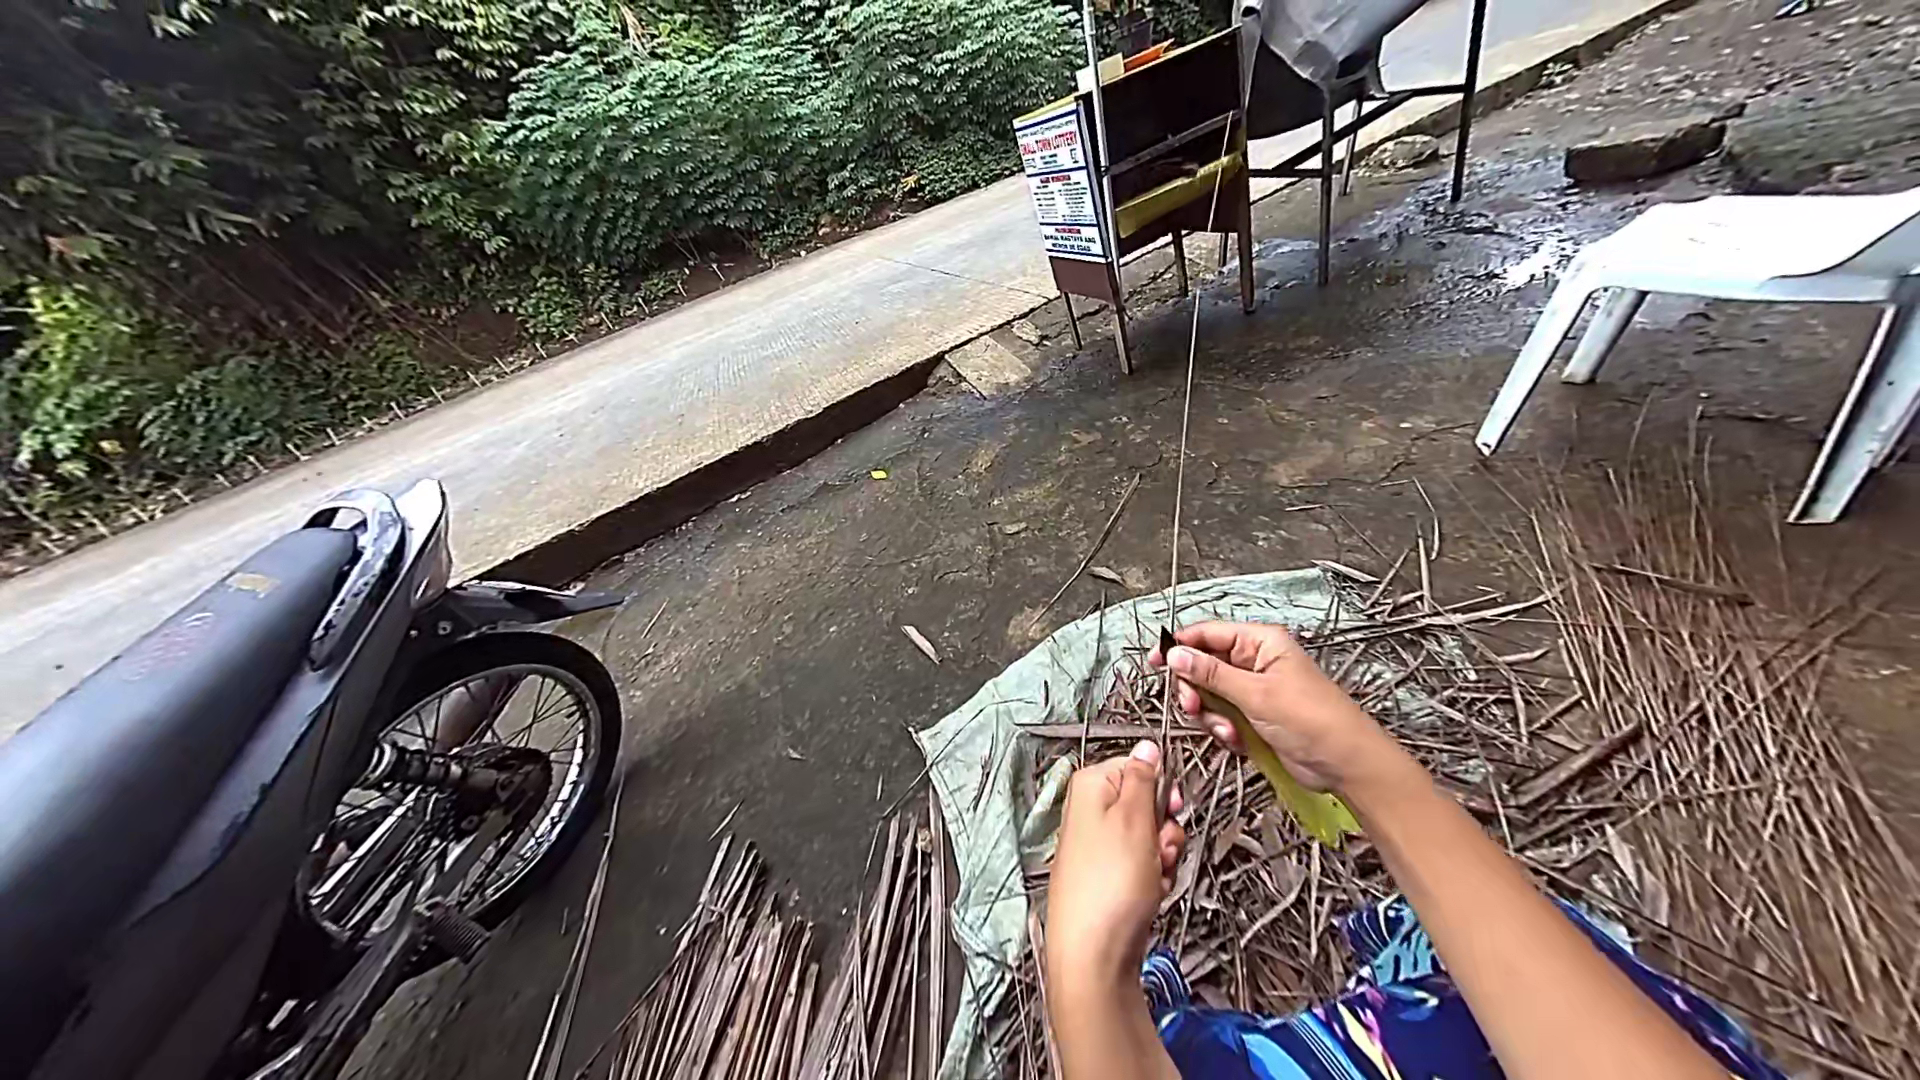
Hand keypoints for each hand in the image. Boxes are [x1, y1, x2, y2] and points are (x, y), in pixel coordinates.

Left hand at [1046, 741, 1184, 994]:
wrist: (1095, 951)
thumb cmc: (1107, 886)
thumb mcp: (1135, 818)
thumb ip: (1143, 776)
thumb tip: (1147, 744)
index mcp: (1092, 785)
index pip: (1138, 765)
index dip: (1161, 788)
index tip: (1168, 806)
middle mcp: (1091, 810)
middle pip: (1148, 802)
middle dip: (1165, 826)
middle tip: (1160, 845)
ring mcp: (1101, 843)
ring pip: (1152, 836)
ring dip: (1164, 855)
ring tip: (1153, 873)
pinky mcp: (1111, 873)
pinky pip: (1146, 864)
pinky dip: (1156, 876)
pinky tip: (1150, 890)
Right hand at [1149, 621, 1405, 792]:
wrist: (1347, 765)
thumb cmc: (1313, 720)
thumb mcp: (1256, 693)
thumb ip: (1210, 673)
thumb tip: (1174, 654)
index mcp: (1259, 642)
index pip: (1207, 634)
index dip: (1179, 646)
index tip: (1156, 662)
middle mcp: (1254, 661)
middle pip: (1202, 665)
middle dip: (1195, 688)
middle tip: (1192, 706)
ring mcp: (1253, 688)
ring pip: (1208, 693)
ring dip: (1210, 714)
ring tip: (1227, 730)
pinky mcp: (1252, 714)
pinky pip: (1220, 714)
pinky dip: (1222, 728)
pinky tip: (1238, 739)